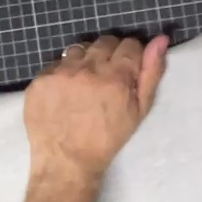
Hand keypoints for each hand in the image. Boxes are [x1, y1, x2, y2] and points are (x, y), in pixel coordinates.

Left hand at [24, 34, 168, 182]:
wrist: (66, 161)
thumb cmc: (108, 138)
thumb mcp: (139, 110)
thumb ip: (151, 73)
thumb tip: (161, 40)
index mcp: (117, 77)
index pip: (130, 44)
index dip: (132, 54)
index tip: (128, 68)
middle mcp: (89, 69)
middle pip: (105, 42)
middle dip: (111, 54)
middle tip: (108, 75)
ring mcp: (62, 72)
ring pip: (80, 48)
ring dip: (87, 60)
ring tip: (86, 81)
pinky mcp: (41, 79)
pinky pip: (57, 63)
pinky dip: (65, 72)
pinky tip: (66, 90)